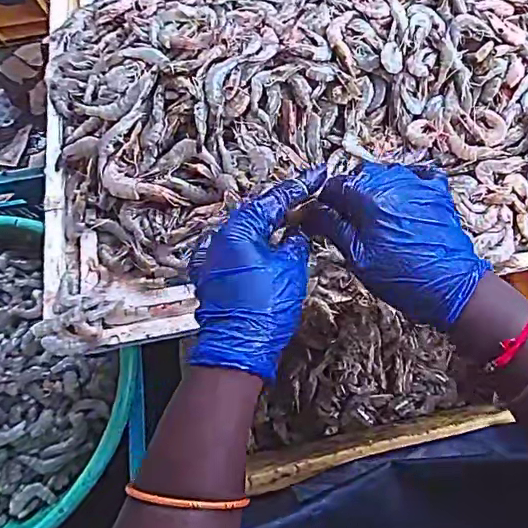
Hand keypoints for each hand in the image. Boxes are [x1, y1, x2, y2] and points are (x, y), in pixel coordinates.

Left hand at [186, 168, 326, 382]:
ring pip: (244, 230)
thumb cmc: (263, 312)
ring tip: (291, 220)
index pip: (273, 200)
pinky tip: (265, 246)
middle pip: (255, 213)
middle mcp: (219, 239)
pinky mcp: (211, 275)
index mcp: (237, 230)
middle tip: (307, 197)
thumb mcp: (290, 268)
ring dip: (267, 225)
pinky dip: (252, 244)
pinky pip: (233, 249)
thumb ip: (294, 241)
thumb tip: (298, 230)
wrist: (239, 349)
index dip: (298, 188)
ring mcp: (211, 258)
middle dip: (282, 206)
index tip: (316, 177)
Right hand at [304, 162, 487, 329]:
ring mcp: (416, 182)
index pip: (331, 186)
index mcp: (366, 193)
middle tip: (345, 226)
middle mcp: (390, 179)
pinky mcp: (435, 192)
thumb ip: (331, 226)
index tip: (319, 220)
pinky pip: (412, 178)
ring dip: (372, 194)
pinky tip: (399, 205)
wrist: (452, 288)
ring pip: (382, 177)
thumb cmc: (403, 277)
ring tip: (374, 223)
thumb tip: (309, 212)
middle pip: (356, 179)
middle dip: (346, 199)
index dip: (321, 204)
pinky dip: (402, 187)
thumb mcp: (356, 256)